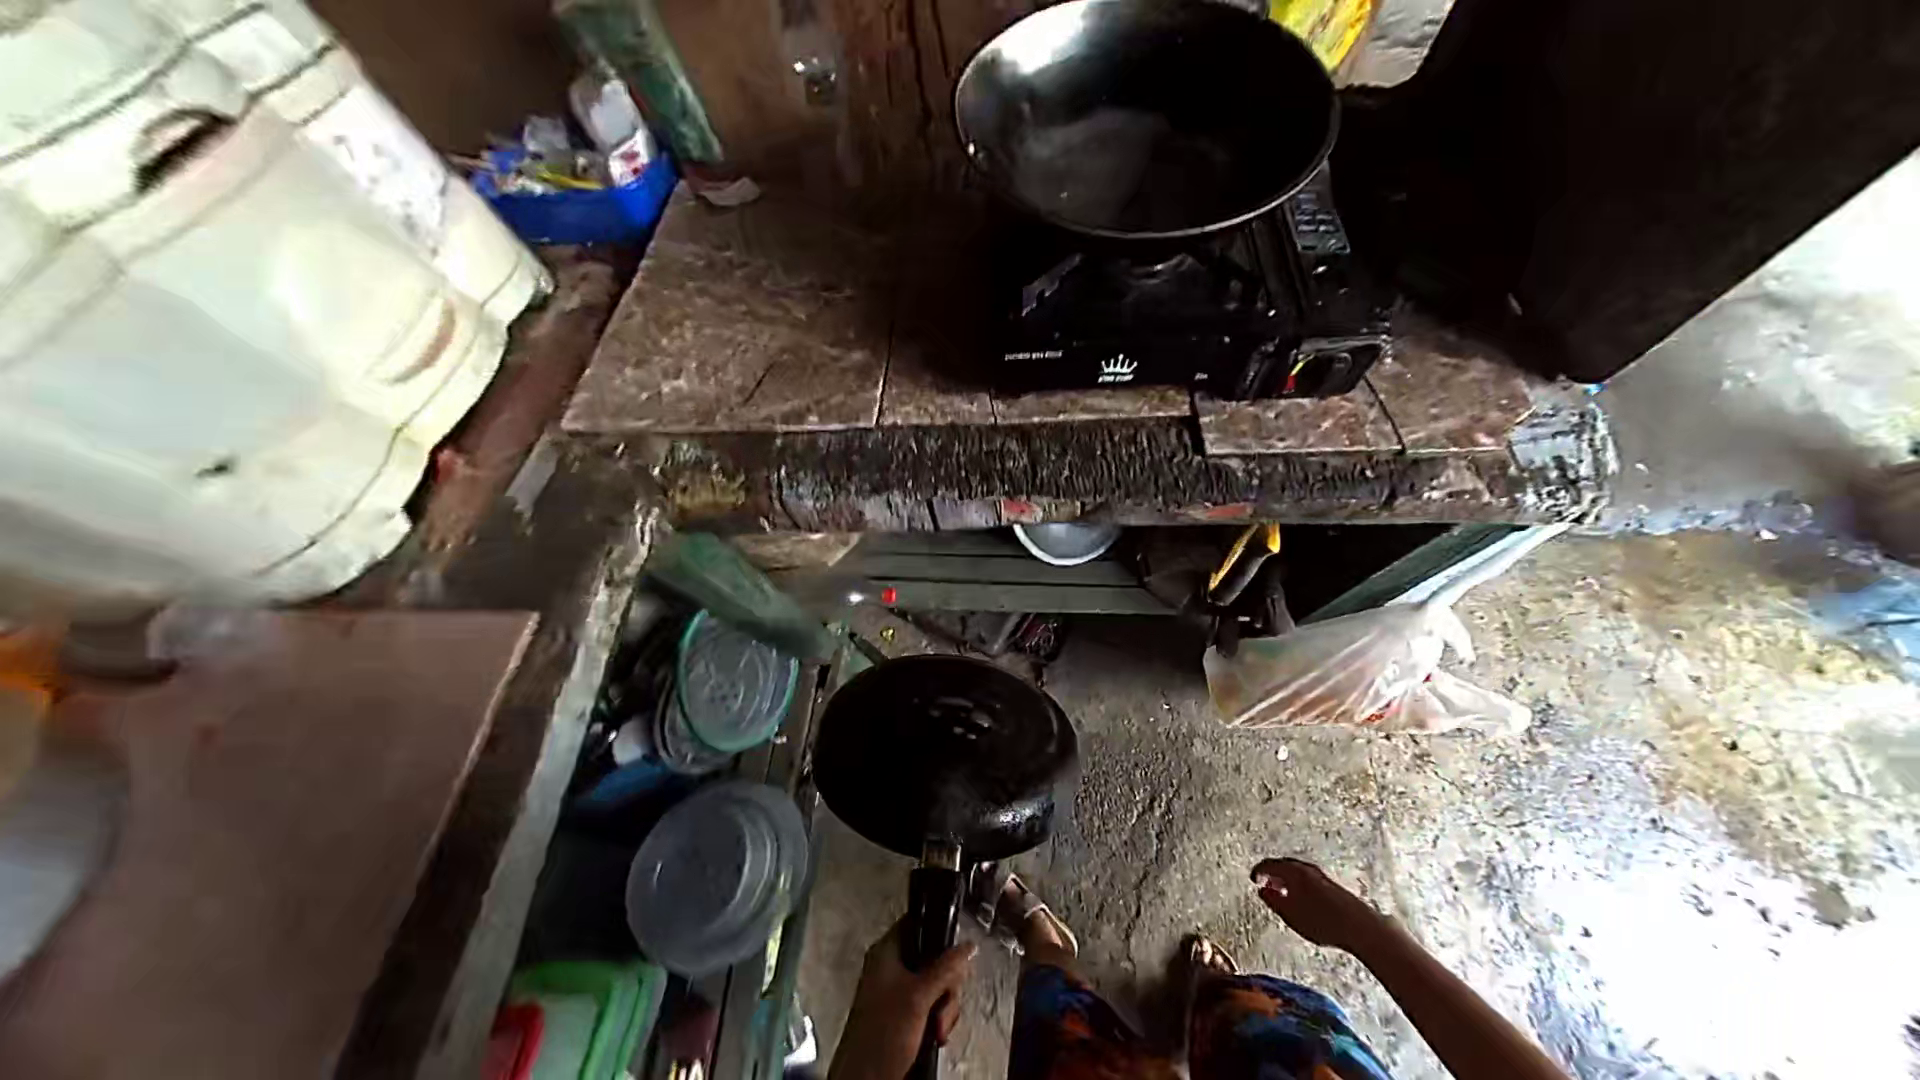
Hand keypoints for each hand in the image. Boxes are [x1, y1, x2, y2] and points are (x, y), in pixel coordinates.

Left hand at [828, 923, 976, 1079]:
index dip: (937, 931)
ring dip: (944, 1007)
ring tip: (937, 1028)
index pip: (917, 922)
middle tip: (942, 1003)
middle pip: (934, 957)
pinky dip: (939, 1019)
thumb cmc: (882, 1036)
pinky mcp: (905, 1016)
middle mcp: (892, 968)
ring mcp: (898, 993)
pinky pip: (932, 1006)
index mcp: (886, 952)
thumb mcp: (919, 997)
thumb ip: (945, 968)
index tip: (953, 952)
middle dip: (946, 984)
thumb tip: (967, 946)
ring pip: (936, 984)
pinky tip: (936, 1035)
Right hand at [1251, 858, 1392, 952]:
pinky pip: (1308, 880)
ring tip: (1283, 895)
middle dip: (1272, 874)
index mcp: (1292, 871)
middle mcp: (1306, 869)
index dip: (1258, 872)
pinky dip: (1299, 885)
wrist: (1360, 927)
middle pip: (1283, 865)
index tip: (1254, 879)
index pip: (1268, 864)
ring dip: (1286, 880)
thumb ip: (1272, 900)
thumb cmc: (1324, 921)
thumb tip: (1263, 891)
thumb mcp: (1290, 914)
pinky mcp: (1332, 886)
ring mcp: (1321, 876)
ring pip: (1296, 873)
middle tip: (1265, 885)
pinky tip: (1302, 901)